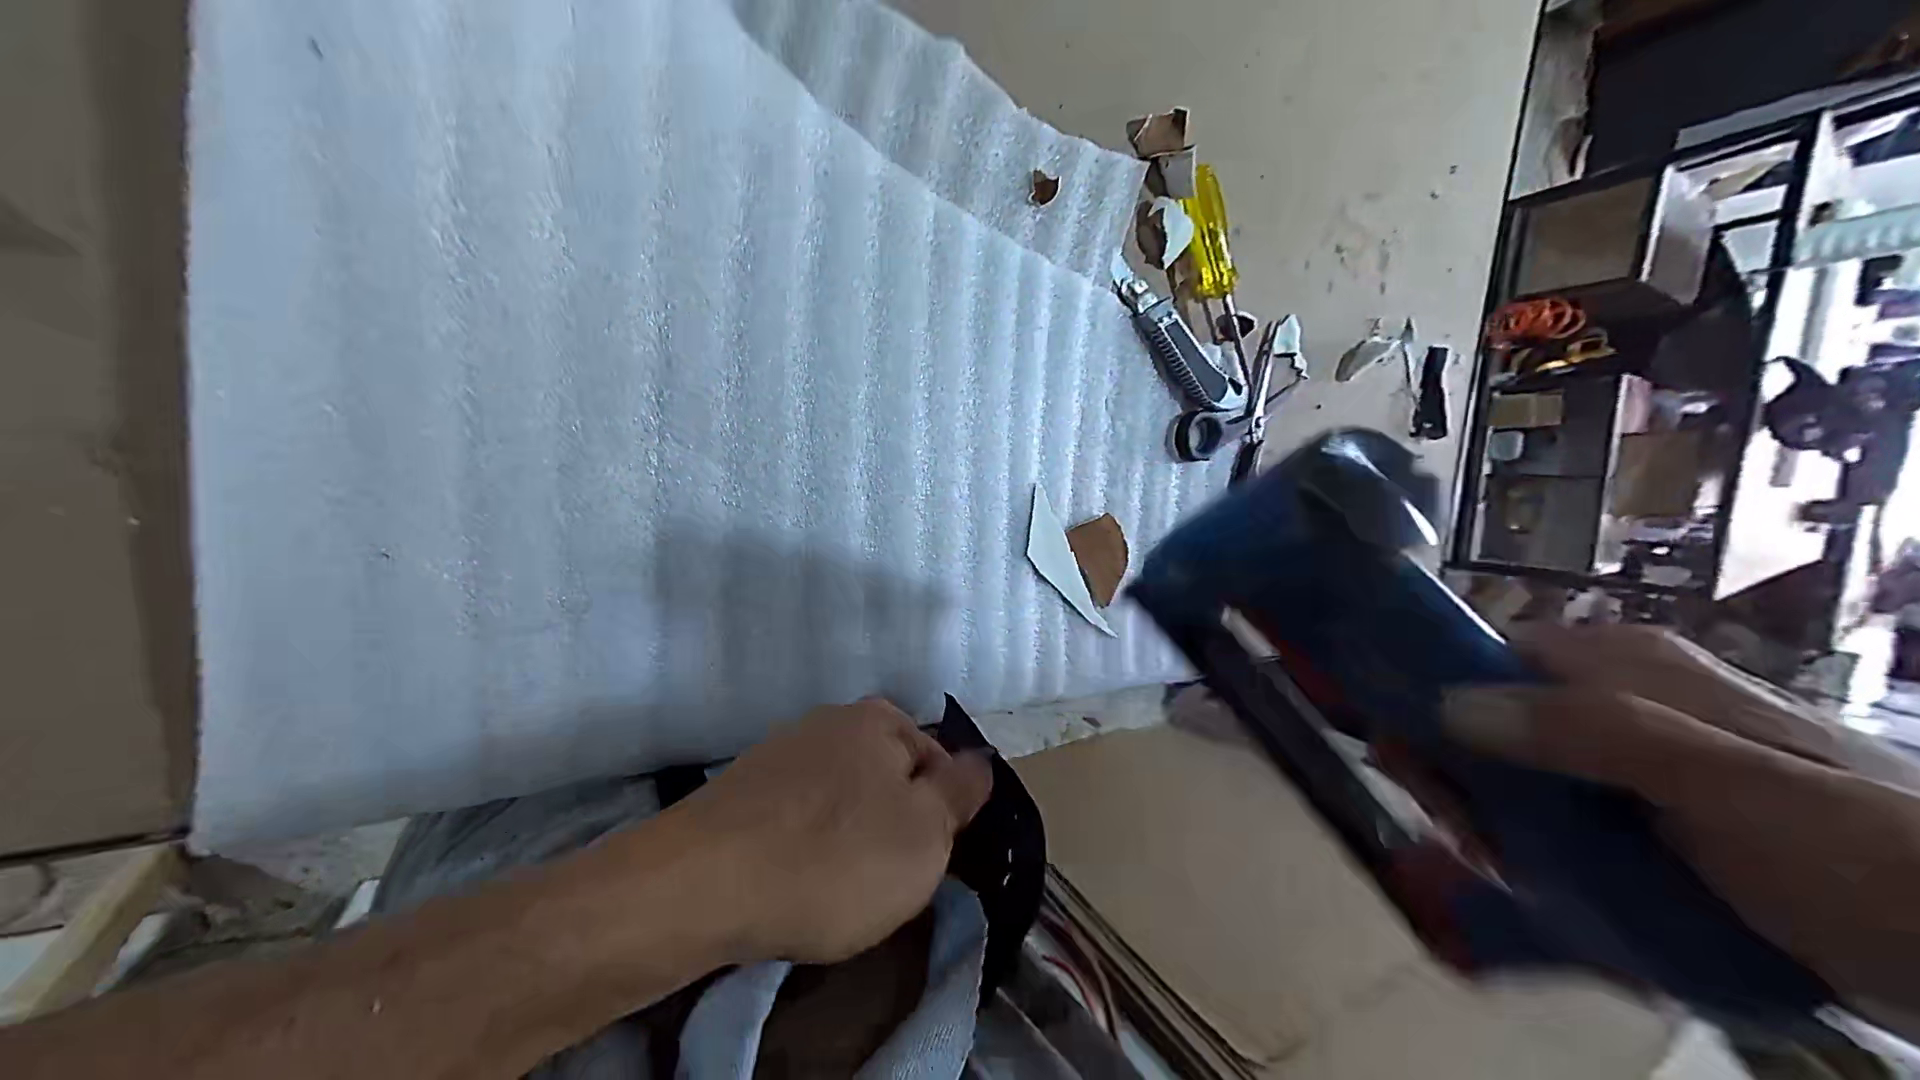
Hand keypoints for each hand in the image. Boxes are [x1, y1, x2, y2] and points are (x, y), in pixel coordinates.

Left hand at [666, 700, 992, 965]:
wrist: (703, 884)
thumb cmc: (835, 857)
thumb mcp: (926, 832)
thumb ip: (961, 790)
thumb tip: (979, 759)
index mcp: (879, 719)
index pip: (938, 762)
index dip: (942, 815)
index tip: (925, 859)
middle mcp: (830, 720)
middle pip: (887, 777)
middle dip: (895, 824)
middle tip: (885, 877)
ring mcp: (780, 751)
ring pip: (842, 798)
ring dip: (849, 836)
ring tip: (835, 886)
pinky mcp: (742, 788)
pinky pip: (798, 815)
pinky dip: (806, 844)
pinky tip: (793, 878)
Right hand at [1443, 625, 1919, 1032]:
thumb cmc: (1868, 851)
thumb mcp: (1727, 784)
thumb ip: (1591, 732)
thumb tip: (1449, 706)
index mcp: (1619, 665)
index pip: (1482, 653)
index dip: (1428, 693)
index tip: (1403, 755)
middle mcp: (1608, 699)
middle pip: (1486, 715)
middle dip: (1454, 770)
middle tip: (1456, 830)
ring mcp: (1623, 760)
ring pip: (1509, 769)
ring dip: (1485, 814)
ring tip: (1491, 862)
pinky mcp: (1639, 814)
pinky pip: (1548, 813)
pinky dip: (1526, 842)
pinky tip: (1531, 876)